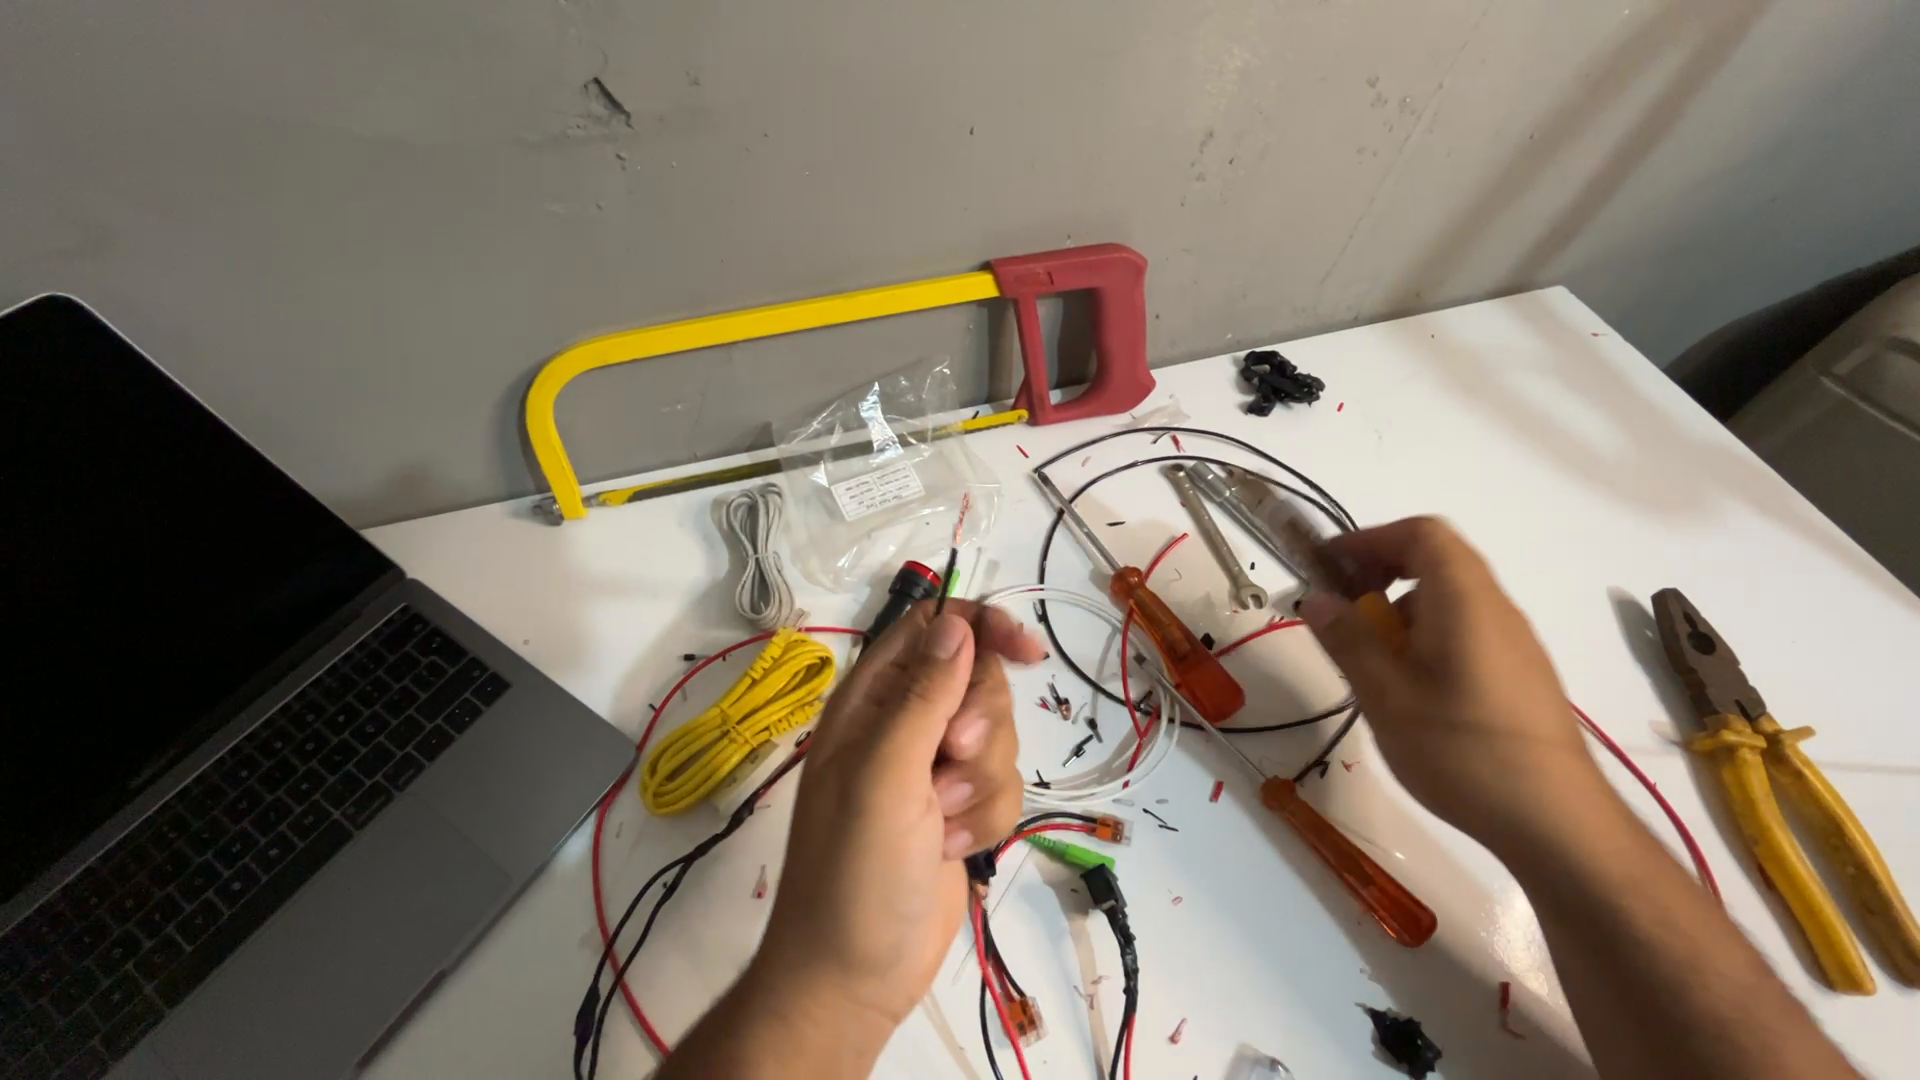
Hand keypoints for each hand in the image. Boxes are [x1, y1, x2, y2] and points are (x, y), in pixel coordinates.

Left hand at [748, 599, 1042, 1049]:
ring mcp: (934, 768)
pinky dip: (987, 819)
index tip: (1026, 652)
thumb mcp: (884, 774)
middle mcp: (906, 723)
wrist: (855, 975)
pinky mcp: (960, 809)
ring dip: (981, 783)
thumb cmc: (853, 870)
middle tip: (952, 762)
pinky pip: (1003, 787)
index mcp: (873, 699)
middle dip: (982, 723)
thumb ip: (923, 696)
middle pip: (979, 679)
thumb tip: (956, 624)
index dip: (981, 627)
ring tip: (941, 820)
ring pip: (999, 736)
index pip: (934, 628)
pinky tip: (953, 848)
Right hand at [1299, 517, 1610, 856]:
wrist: (1556, 822)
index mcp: (1465, 602)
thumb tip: (1315, 598)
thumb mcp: (1386, 695)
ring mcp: (1513, 644)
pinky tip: (1408, 690)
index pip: (1421, 534)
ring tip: (1367, 661)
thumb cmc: (1462, 751)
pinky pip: (1464, 631)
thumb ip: (1348, 640)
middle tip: (1340, 611)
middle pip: (1436, 562)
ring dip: (1398, 611)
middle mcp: (1495, 610)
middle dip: (1379, 575)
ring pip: (1448, 600)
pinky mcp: (1517, 675)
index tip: (1328, 567)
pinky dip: (1423, 637)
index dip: (1369, 539)